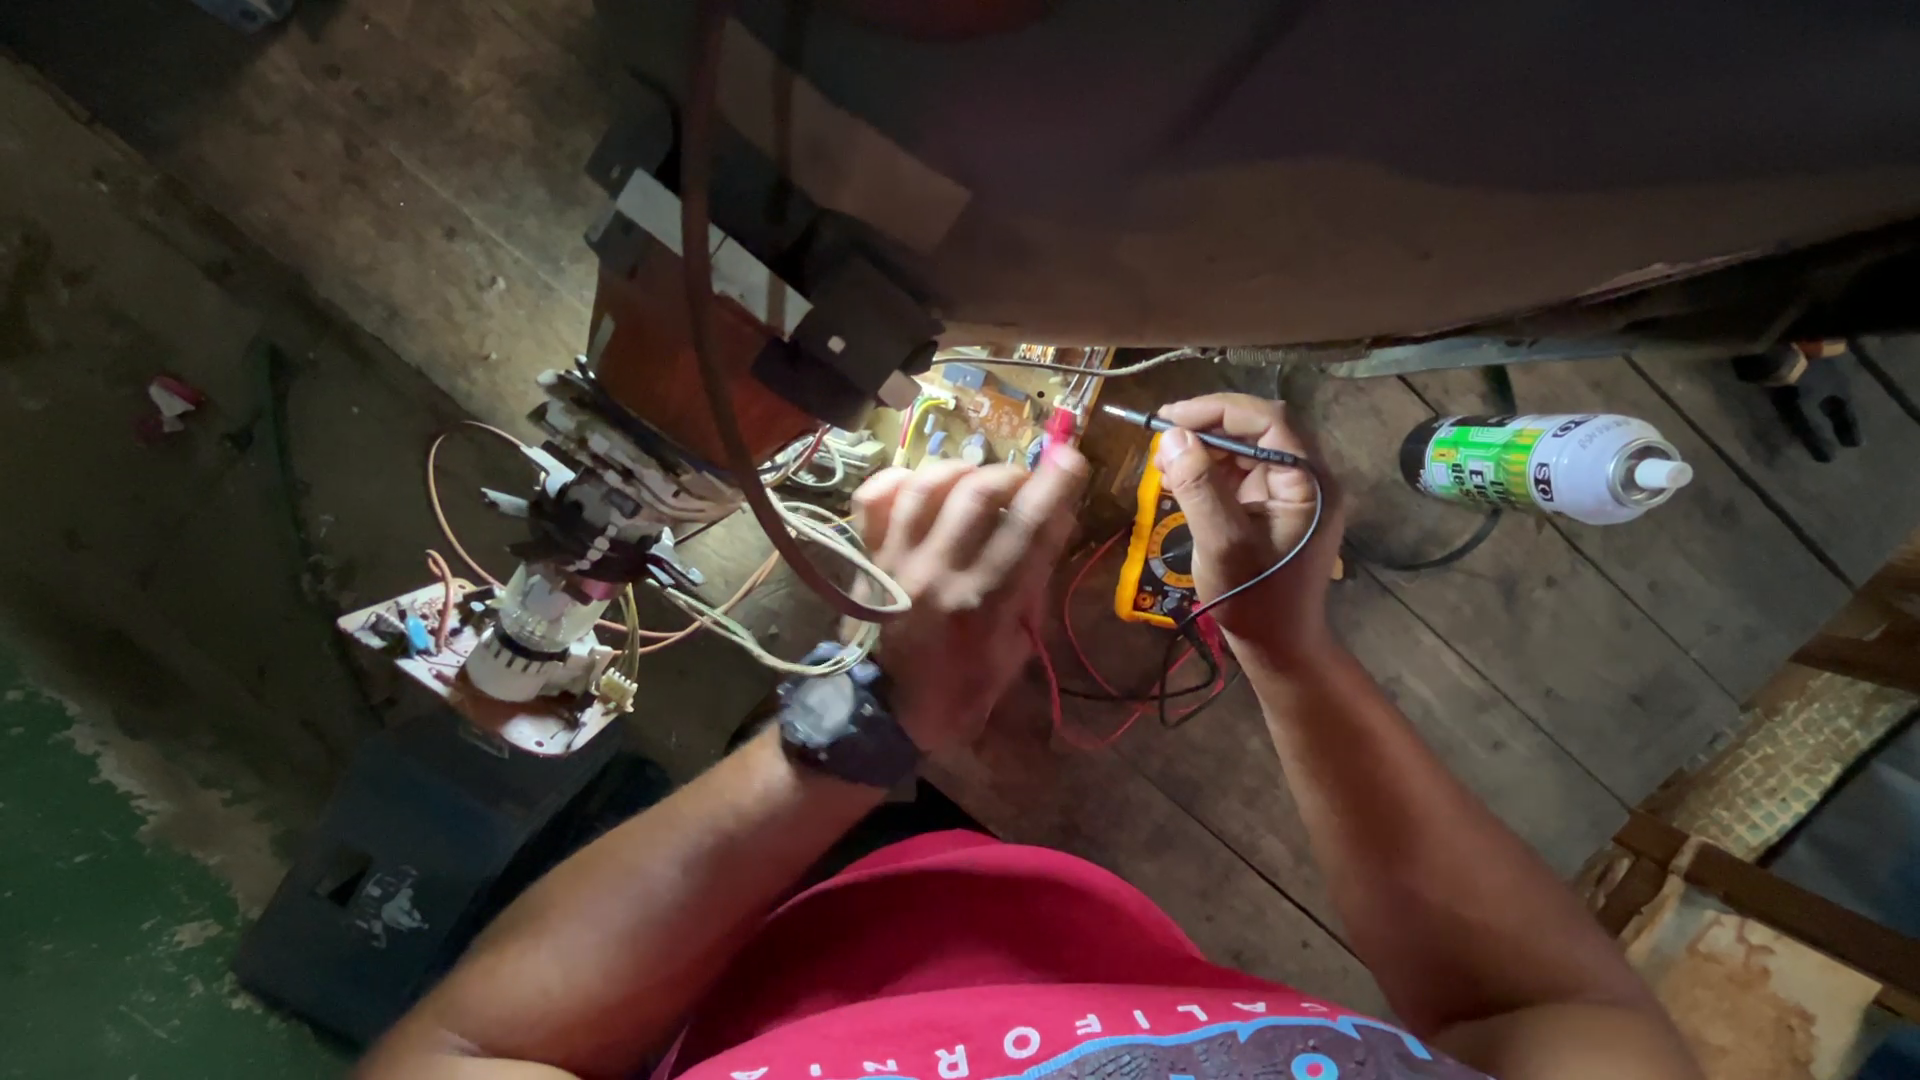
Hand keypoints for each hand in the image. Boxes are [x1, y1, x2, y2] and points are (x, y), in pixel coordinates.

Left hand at [850, 448, 1089, 752]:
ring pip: (929, 486)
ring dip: (962, 471)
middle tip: (1023, 483)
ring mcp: (899, 560)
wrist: (882, 712)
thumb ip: (1030, 593)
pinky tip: (921, 482)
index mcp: (985, 604)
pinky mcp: (869, 557)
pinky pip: (875, 499)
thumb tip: (1047, 534)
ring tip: (978, 478)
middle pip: (980, 494)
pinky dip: (899, 479)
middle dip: (1012, 475)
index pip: (1029, 530)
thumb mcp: (1014, 653)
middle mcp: (941, 572)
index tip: (1070, 458)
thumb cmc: (958, 691)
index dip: (1055, 488)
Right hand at [1153, 394, 1343, 664]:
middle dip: (1207, 427)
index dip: (1216, 410)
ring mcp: (1291, 491)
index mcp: (1309, 482)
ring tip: (1164, 462)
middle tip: (1161, 438)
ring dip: (1204, 447)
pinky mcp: (1273, 504)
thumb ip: (1199, 487)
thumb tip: (1171, 437)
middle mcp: (1307, 477)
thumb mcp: (1222, 543)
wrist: (1277, 644)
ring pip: (1246, 446)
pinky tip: (1179, 480)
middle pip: (1258, 427)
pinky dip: (1208, 469)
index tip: (1169, 419)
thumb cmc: (1254, 599)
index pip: (1268, 420)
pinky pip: (1240, 471)